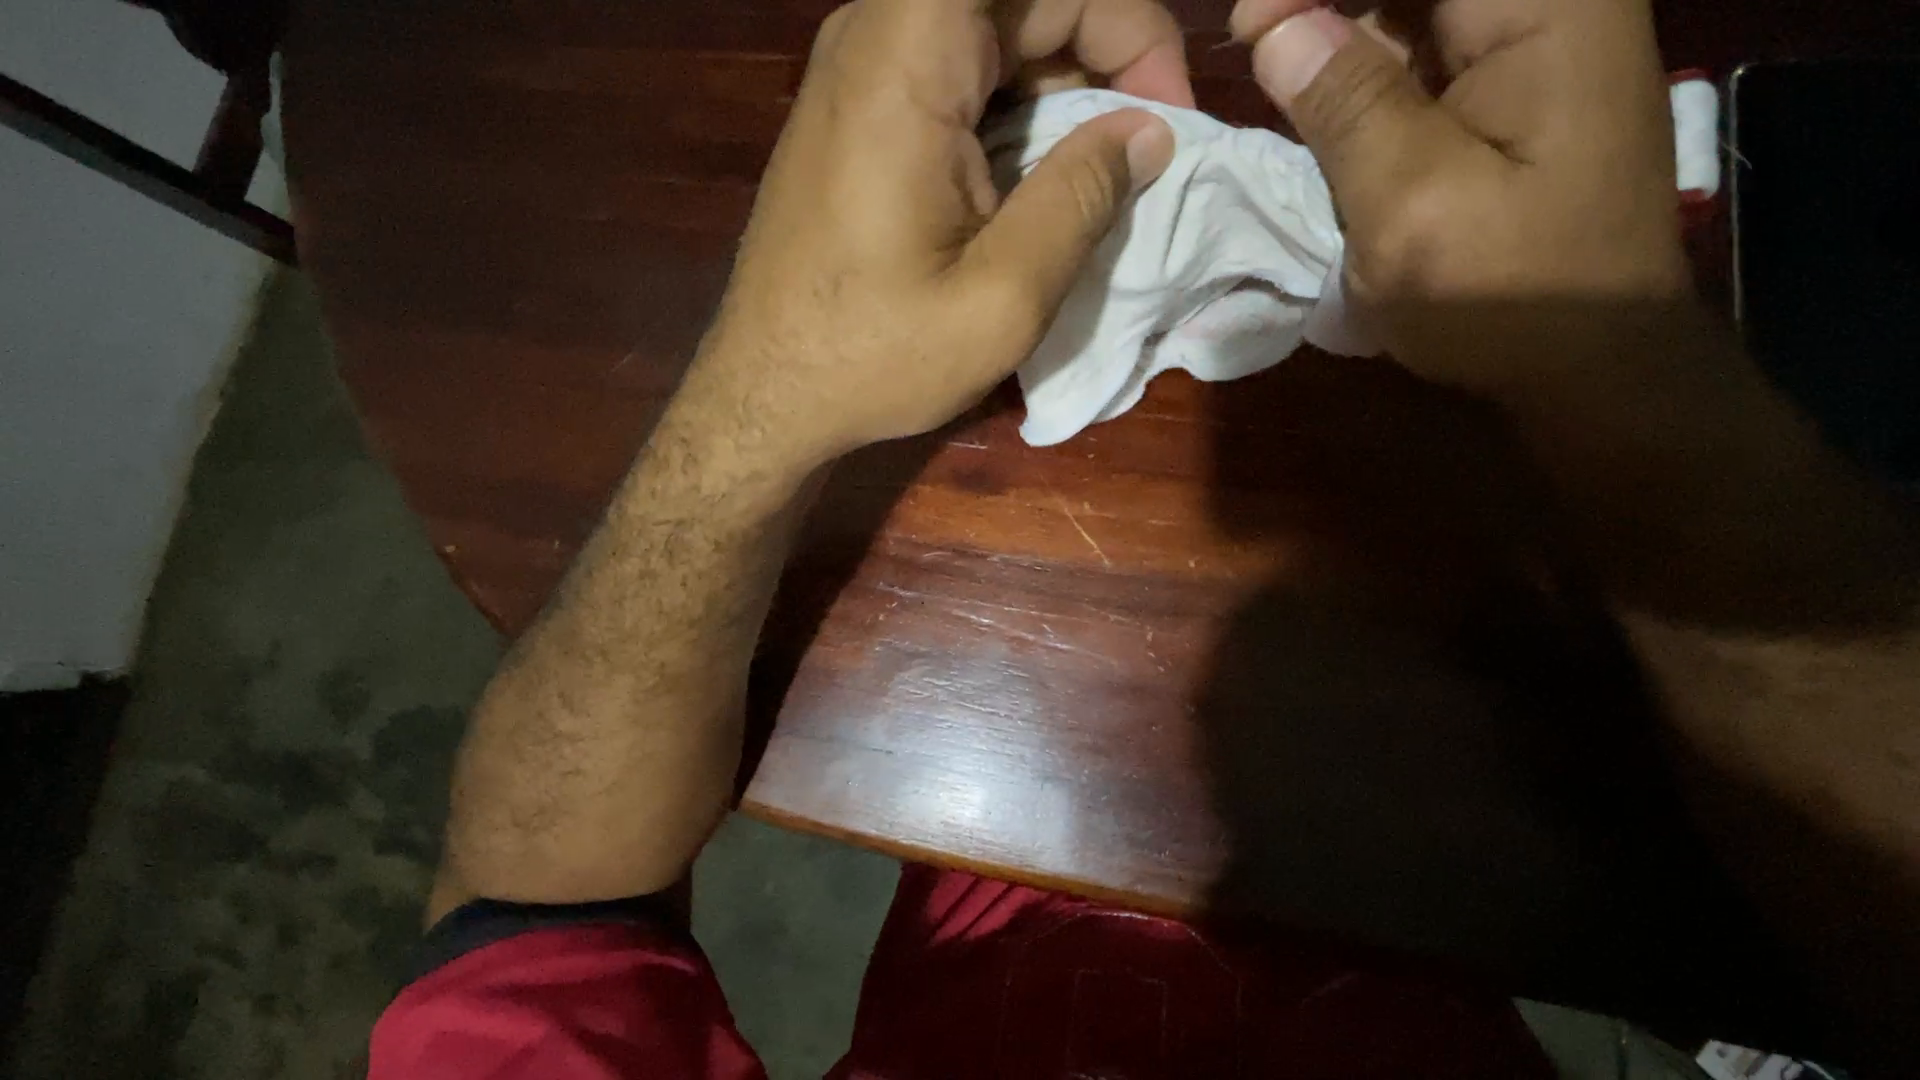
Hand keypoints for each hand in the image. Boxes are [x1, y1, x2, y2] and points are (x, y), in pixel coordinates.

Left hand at [688, 0, 1184, 471]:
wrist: (769, 394)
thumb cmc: (873, 356)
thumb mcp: (1001, 297)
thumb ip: (1083, 199)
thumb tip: (1150, 132)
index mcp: (906, 59)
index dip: (1120, 17)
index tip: (1161, 107)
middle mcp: (878, 38)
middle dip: (1106, 50)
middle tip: (1151, 143)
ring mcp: (863, 73)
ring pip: (996, 34)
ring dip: (1066, 87)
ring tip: (1104, 173)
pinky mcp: (863, 115)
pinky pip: (962, 79)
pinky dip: (1019, 114)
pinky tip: (1044, 180)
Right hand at [1230, 0, 1691, 389]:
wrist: (1591, 363)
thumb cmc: (1505, 293)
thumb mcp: (1409, 203)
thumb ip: (1347, 106)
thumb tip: (1278, 27)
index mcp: (1543, 8)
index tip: (1247, 23)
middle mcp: (1551, 7)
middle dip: (1326, 5)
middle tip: (1253, 42)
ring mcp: (1538, 49)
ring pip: (1419, 11)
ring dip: (1344, 32)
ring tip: (1278, 68)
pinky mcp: (1516, 94)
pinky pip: (1430, 52)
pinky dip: (1370, 69)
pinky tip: (1327, 98)